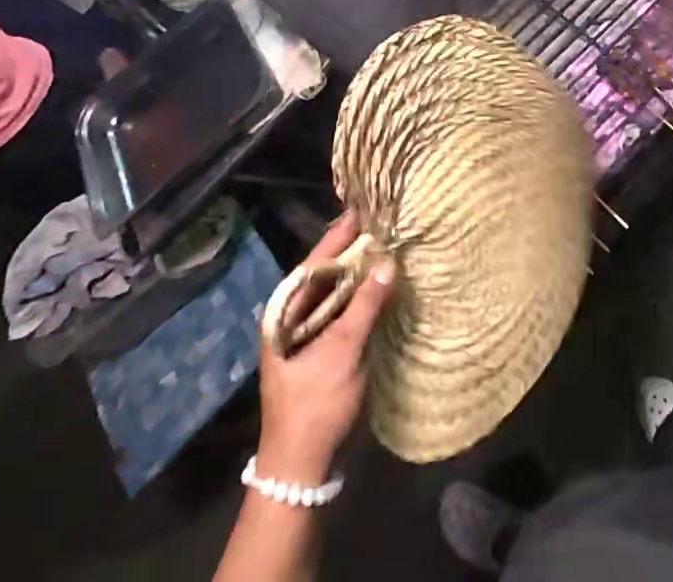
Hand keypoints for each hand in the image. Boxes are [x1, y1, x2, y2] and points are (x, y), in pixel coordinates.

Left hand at [258, 213, 395, 484]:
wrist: (301, 465)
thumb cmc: (315, 403)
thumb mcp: (342, 351)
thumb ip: (365, 306)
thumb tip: (387, 263)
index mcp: (285, 313)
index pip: (314, 263)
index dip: (337, 236)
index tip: (362, 208)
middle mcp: (293, 318)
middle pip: (325, 275)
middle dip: (352, 251)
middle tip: (382, 224)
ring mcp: (308, 336)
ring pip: (336, 295)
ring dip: (359, 274)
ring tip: (387, 248)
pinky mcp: (324, 352)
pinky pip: (345, 314)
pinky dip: (363, 299)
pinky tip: (383, 289)